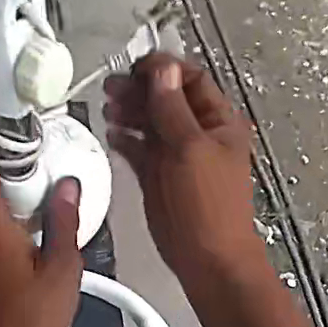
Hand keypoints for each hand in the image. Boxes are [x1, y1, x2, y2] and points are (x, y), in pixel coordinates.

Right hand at [103, 52, 267, 288]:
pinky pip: (140, 150)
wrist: (207, 257)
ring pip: (150, 123)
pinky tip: (112, 134)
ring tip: (109, 109)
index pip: (190, 80)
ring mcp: (176, 156)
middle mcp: (198, 134)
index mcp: (218, 122)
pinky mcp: (158, 177)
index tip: (134, 69)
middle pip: (166, 99)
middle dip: (140, 90)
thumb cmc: (209, 204)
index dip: (163, 70)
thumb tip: (162, 70)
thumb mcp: (191, 149)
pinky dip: (126, 140)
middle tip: (112, 89)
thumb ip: (173, 109)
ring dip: (130, 112)